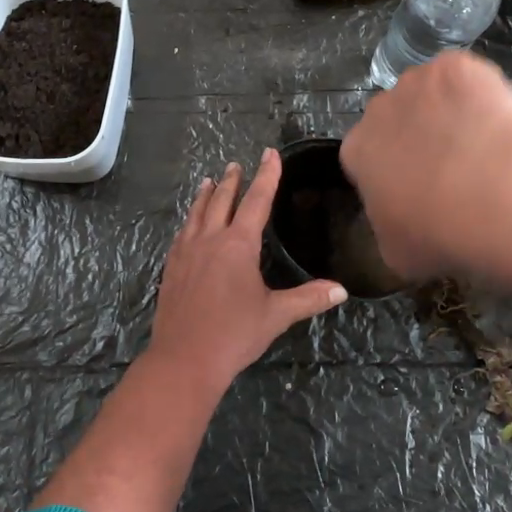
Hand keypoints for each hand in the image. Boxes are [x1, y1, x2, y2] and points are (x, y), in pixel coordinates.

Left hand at [147, 149, 347, 389]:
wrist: (184, 358)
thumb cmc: (234, 335)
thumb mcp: (275, 315)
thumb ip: (308, 299)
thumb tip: (341, 290)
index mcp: (238, 245)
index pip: (257, 201)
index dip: (266, 175)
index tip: (270, 154)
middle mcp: (211, 239)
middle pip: (222, 200)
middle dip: (233, 180)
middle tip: (236, 164)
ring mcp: (186, 251)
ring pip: (197, 213)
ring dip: (206, 194)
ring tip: (209, 181)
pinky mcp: (171, 266)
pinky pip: (182, 232)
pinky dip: (189, 219)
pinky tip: (189, 223)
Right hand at [342, 51, 511, 277]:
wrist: (501, 194)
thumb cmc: (443, 232)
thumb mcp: (399, 253)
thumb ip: (388, 228)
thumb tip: (399, 222)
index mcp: (357, 150)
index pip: (366, 155)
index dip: (392, 170)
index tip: (417, 189)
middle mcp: (378, 108)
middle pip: (395, 118)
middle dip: (417, 136)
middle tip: (452, 169)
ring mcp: (418, 81)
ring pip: (431, 94)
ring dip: (448, 111)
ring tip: (483, 146)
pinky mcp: (458, 66)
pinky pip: (465, 77)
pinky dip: (480, 93)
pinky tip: (499, 123)